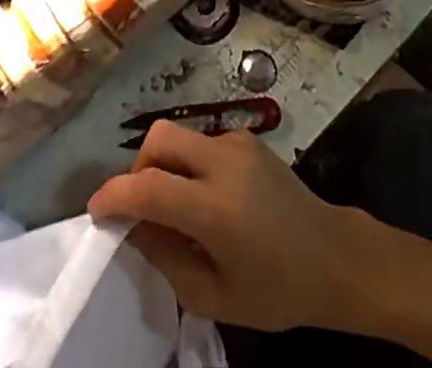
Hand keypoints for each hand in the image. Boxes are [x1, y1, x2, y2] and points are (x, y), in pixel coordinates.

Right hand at [87, 121, 371, 332]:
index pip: (147, 187)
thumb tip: (132, 227)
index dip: (112, 196)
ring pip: (180, 135)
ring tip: (176, 206)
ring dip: (164, 165)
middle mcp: (225, 163)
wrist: (334, 256)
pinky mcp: (250, 139)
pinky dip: (189, 163)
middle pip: (159, 138)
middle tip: (142, 207)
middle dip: (137, 168)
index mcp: (216, 207)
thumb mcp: (213, 295)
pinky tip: (206, 196)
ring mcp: (240, 144)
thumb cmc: (277, 288)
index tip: (96, 213)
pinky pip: (202, 141)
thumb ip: (164, 257)